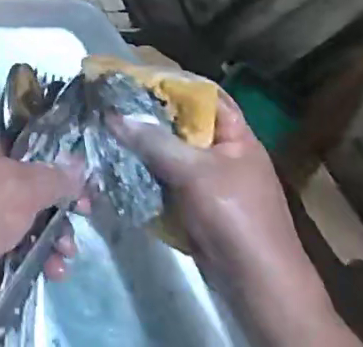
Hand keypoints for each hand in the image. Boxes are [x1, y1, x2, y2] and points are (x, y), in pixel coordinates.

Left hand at [0, 139, 87, 282]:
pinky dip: (46, 257)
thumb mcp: (26, 184)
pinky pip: (31, 247)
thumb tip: (79, 164)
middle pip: (41, 188)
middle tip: (84, 216)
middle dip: (64, 207)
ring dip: (59, 238)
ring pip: (40, 221)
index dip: (60, 165)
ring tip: (65, 252)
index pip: (34, 151)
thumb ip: (56, 176)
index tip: (84, 183)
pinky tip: (53, 269)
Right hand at [106, 93, 300, 277]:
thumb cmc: (236, 219)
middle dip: (144, 111)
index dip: (170, 81)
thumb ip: (153, 140)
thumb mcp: (194, 173)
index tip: (130, 76)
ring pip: (166, 146)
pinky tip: (115, 159)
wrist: (258, 286)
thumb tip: (113, 113)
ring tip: (104, 127)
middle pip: (179, 120)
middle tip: (108, 100)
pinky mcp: (192, 199)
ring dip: (138, 139)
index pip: (203, 95)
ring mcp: (207, 177)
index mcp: (236, 138)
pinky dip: (140, 165)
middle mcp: (221, 152)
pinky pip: (161, 172)